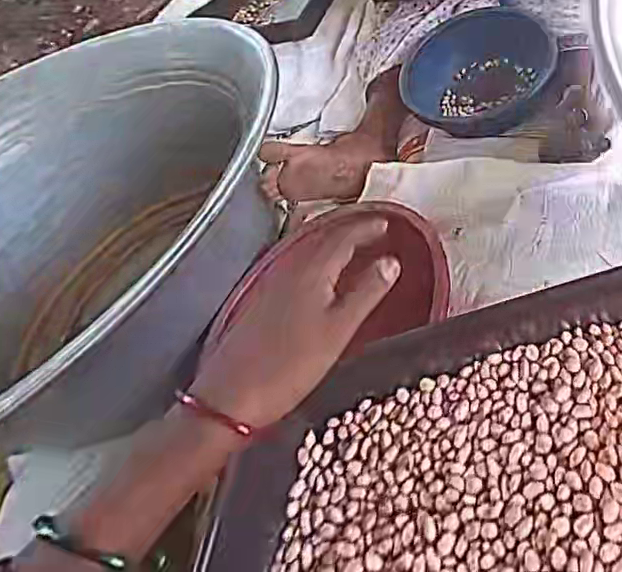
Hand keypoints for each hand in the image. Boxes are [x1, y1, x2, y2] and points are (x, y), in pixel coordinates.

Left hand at [190, 216, 398, 426]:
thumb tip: (391, 261)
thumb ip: (367, 292)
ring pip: (312, 249)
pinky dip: (321, 258)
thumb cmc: (290, 365)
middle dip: (353, 229)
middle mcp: (293, 267)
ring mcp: (276, 281)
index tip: (387, 223)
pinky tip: (326, 274)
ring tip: (357, 247)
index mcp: (313, 269)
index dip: (368, 227)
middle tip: (376, 230)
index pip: (345, 236)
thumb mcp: (339, 330)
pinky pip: (302, 262)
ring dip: (336, 242)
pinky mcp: (266, 298)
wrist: (230, 397)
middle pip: (326, 236)